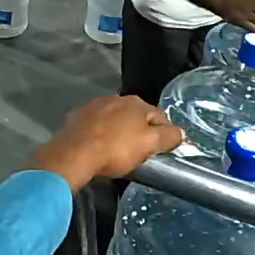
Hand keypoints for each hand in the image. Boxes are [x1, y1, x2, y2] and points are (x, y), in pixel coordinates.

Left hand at [29, 95, 182, 188]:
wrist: (73, 155)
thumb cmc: (115, 150)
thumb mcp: (149, 145)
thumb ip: (168, 137)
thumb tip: (180, 132)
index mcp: (136, 103)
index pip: (160, 117)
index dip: (164, 135)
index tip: (161, 151)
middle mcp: (116, 98)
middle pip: (136, 117)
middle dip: (140, 132)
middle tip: (140, 153)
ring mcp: (94, 106)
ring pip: (115, 119)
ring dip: (119, 131)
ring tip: (117, 152)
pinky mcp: (76, 116)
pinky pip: (95, 125)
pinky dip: (99, 133)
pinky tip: (97, 147)